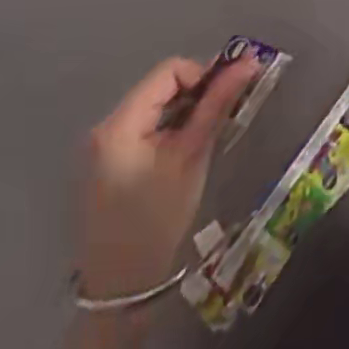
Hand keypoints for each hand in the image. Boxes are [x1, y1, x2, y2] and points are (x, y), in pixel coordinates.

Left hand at [75, 55, 260, 299]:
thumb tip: (248, 63)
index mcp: (120, 123)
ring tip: (205, 138)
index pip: (168, 71)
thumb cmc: (159, 220)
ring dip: (183, 113)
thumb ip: (216, 107)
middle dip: (195, 95)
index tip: (227, 100)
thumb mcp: (191, 158)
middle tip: (224, 118)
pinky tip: (182, 154)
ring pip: (153, 107)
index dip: (203, 76)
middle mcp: (105, 125)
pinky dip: (168, 130)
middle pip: (159, 87)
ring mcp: (101, 144)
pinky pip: (143, 128)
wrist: (121, 285)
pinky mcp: (106, 160)